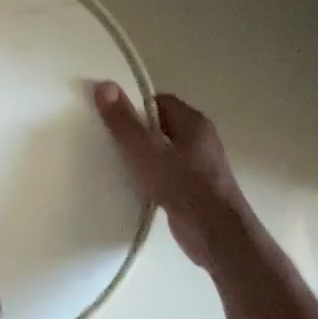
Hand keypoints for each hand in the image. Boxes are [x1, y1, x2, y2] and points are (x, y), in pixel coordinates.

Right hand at [95, 81, 240, 267]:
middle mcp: (199, 140)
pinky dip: (146, 177)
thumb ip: (124, 122)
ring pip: (161, 153)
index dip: (133, 105)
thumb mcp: (147, 151)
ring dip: (139, 157)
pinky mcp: (191, 190)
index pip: (159, 102)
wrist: (214, 233)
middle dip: (133, 131)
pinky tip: (127, 186)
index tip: (108, 115)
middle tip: (103, 138)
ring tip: (109, 162)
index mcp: (193, 123)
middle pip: (159, 127)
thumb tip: (104, 86)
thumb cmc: (183, 185)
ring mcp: (197, 167)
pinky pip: (163, 175)